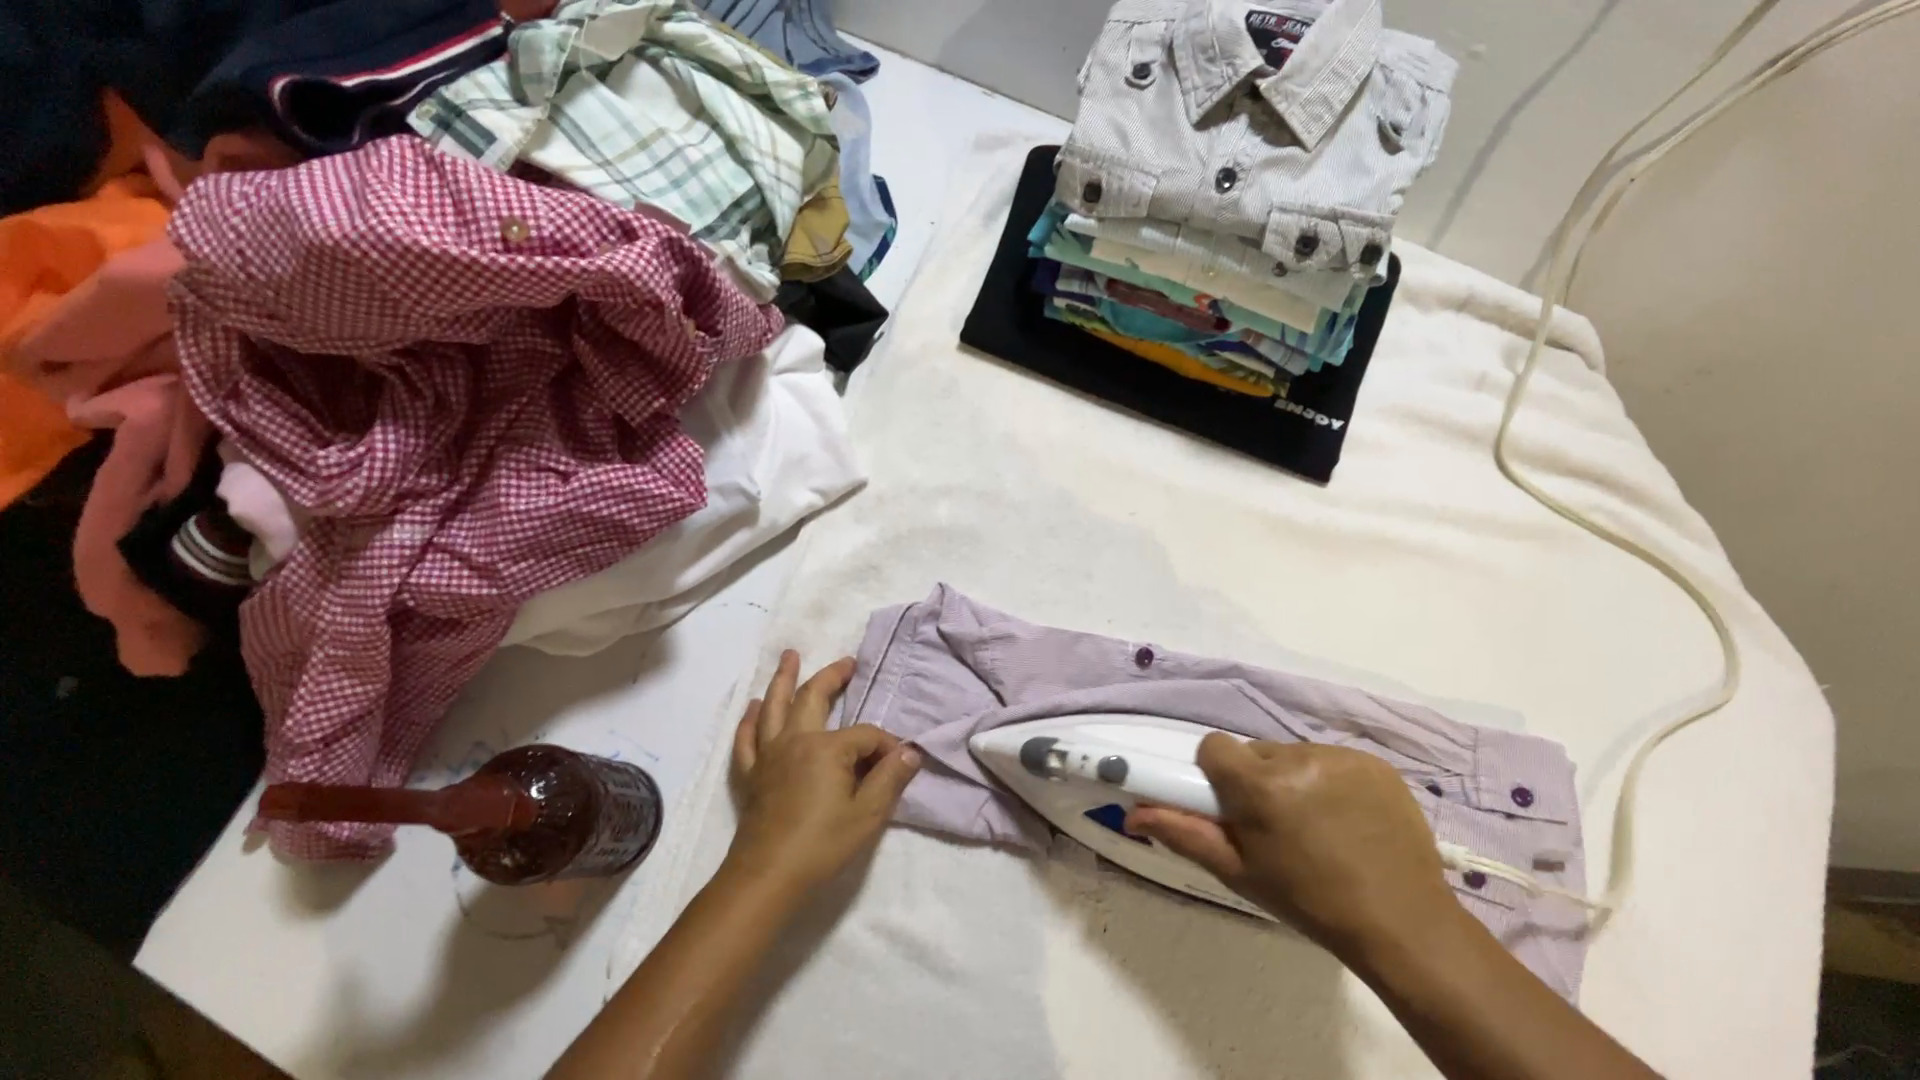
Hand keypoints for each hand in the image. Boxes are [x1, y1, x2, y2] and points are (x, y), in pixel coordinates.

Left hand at [725, 651, 921, 890]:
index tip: (898, 766)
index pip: (865, 735)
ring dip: (782, 680)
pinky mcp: (751, 775)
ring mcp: (769, 756)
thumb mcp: (868, 814)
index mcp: (827, 748)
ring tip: (788, 657)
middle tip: (846, 662)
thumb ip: (889, 779)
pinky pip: (747, 739)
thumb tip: (909, 751)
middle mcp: (795, 741)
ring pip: (774, 708)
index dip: (885, 747)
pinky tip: (754, 708)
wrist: (768, 876)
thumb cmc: (822, 844)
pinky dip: (750, 720)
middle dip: (832, 677)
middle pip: (813, 698)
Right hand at [1125, 736, 1458, 958]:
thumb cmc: (1308, 901)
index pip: (1214, 747)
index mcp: (1258, 785)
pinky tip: (1347, 820)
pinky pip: (1333, 760)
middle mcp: (1298, 758)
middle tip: (1274, 825)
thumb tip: (1132, 813)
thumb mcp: (1239, 872)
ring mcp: (1342, 757)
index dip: (1215, 774)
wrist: (1402, 922)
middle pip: (1255, 751)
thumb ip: (1183, 833)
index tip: (1230, 806)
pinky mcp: (1375, 763)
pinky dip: (1331, 782)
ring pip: (1293, 754)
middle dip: (1255, 779)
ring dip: (1293, 780)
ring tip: (1315, 827)